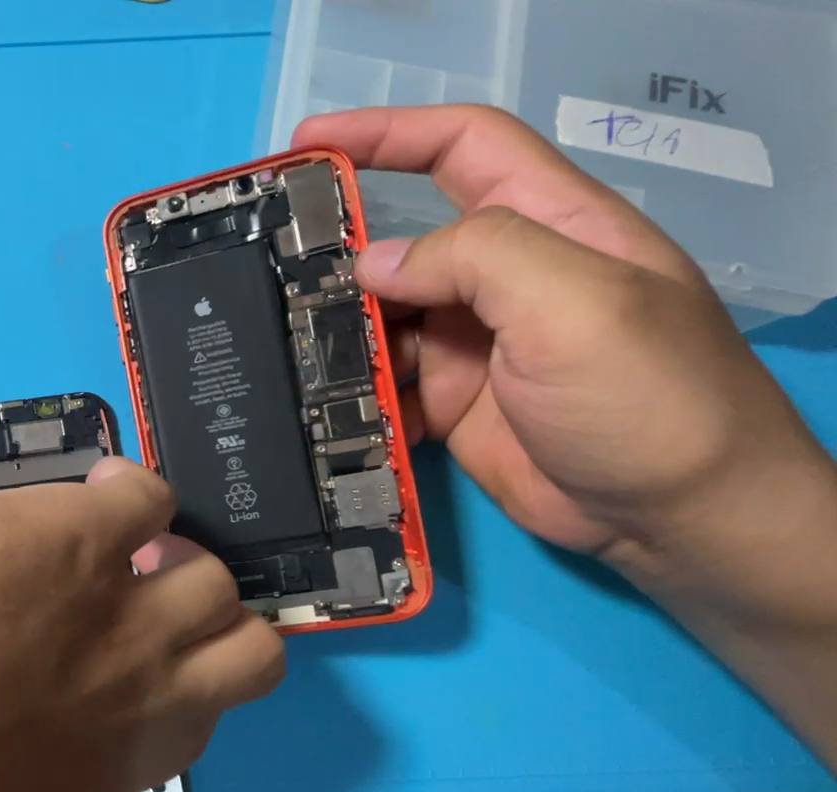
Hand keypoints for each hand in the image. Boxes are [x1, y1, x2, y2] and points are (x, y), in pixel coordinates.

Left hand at [0, 458, 282, 791]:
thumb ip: (31, 745)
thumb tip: (32, 698)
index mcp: (110, 770)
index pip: (203, 718)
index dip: (181, 674)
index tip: (140, 645)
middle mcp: (141, 697)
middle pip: (246, 648)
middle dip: (200, 616)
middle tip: (140, 586)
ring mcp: (119, 612)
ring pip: (210, 573)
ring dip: (171, 554)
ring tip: (108, 538)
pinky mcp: (76, 538)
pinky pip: (144, 496)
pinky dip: (127, 489)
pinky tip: (85, 492)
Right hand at [292, 106, 830, 563]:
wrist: (670, 514)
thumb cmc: (648, 397)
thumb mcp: (579, 304)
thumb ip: (479, 259)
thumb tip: (373, 262)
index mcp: (547, 228)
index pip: (464, 148)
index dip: (387, 134)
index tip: (307, 146)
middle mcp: (500, 279)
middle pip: (401, 243)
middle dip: (335, 252)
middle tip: (265, 273)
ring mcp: (468, 344)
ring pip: (378, 319)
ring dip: (332, 333)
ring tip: (279, 349)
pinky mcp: (445, 401)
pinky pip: (379, 384)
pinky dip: (348, 392)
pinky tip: (317, 404)